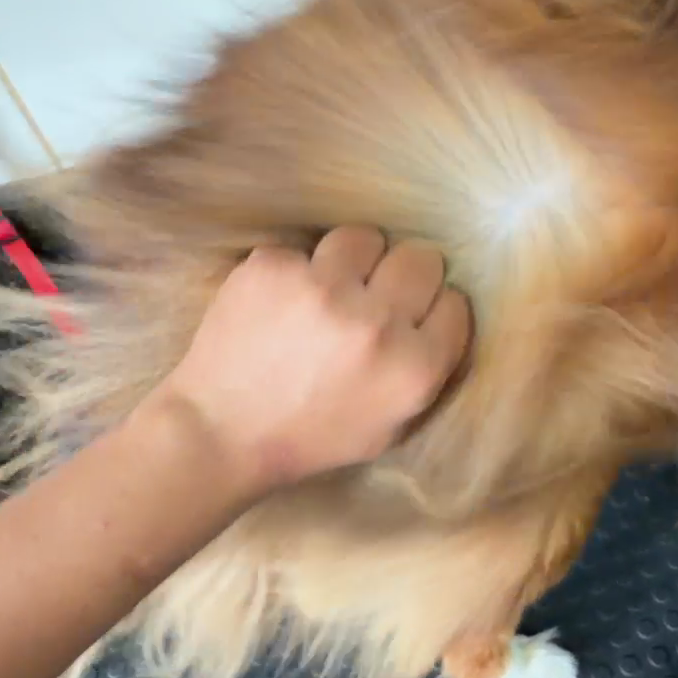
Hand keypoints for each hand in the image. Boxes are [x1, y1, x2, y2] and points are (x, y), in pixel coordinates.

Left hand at [156, 227, 472, 491]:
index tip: (413, 320)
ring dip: (355, 262)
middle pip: (422, 259)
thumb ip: (428, 374)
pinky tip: (283, 304)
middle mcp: (376, 323)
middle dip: (406, 277)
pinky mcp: (274, 267)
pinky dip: (298, 273)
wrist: (222, 432)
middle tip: (378, 296)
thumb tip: (441, 316)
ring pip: (366, 238)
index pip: (455, 305)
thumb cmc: (312, 439)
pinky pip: (305, 250)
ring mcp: (322, 288)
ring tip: (332, 290)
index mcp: (413, 369)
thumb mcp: (391, 428)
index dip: (434, 311)